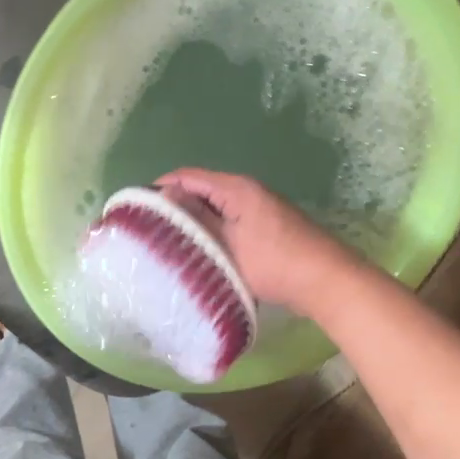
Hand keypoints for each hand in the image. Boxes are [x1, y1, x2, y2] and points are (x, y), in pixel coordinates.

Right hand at [155, 168, 359, 312]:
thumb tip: (164, 204)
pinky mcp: (264, 228)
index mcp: (235, 188)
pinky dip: (209, 234)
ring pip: (213, 210)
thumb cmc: (273, 263)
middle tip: (146, 234)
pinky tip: (198, 255)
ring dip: (191, 224)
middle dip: (172, 209)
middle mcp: (246, 191)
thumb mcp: (226, 245)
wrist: (325, 281)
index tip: (135, 213)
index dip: (158, 189)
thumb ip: (194, 223)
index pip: (186, 177)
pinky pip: (226, 223)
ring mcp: (257, 209)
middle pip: (199, 192)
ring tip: (166, 247)